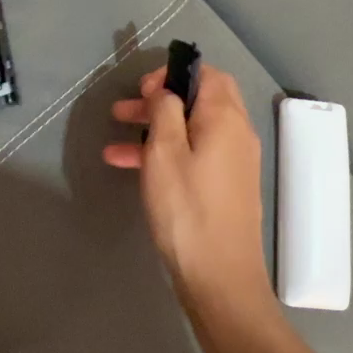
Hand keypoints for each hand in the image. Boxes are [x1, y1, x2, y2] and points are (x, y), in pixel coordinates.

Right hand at [103, 63, 269, 300]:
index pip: (208, 74)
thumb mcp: (164, 151)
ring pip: (191, 129)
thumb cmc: (186, 208)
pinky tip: (128, 165)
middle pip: (199, 101)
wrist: (219, 278)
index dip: (174, 73)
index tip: (143, 90)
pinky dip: (164, 153)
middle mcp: (236, 135)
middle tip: (125, 109)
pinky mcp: (224, 187)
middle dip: (159, 100)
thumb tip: (168, 91)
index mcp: (226, 119)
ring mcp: (232, 163)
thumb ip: (165, 110)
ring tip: (115, 138)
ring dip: (154, 127)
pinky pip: (193, 155)